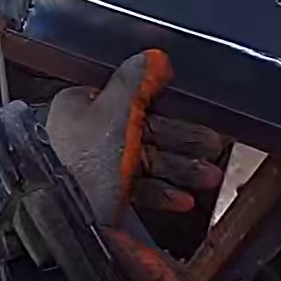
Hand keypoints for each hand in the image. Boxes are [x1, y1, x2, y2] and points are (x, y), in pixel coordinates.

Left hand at [45, 50, 227, 227]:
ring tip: (208, 178)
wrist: (67, 223)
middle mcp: (83, 132)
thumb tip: (153, 57)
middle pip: (140, 130)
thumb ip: (135, 84)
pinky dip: (160, 191)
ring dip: (179, 168)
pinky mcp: (99, 194)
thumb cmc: (85, 165)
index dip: (164, 105)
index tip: (194, 111)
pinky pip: (134, 186)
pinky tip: (182, 200)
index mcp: (79, 106)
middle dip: (181, 141)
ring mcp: (91, 165)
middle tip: (212, 147)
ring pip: (142, 160)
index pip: (128, 98)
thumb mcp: (114, 116)